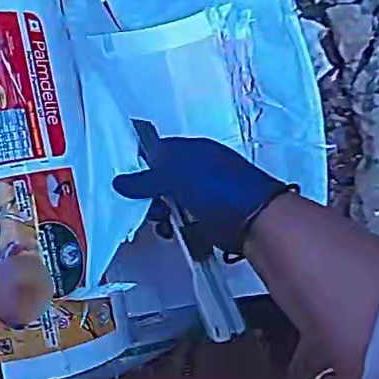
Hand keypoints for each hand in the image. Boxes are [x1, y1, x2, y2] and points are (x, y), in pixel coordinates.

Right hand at [112, 136, 292, 255]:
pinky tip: (172, 231)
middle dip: (147, 191)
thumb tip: (120, 182)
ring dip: (159, 210)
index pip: (156, 148)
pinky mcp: (207, 216)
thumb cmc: (222, 190)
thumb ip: (145, 180)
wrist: (258, 222)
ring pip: (169, 200)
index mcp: (192, 150)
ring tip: (160, 219)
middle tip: (141, 202)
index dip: (139, 159)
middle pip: (160, 177)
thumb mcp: (175, 178)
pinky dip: (173, 224)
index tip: (124, 173)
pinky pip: (181, 218)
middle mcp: (197, 169)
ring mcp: (203, 193)